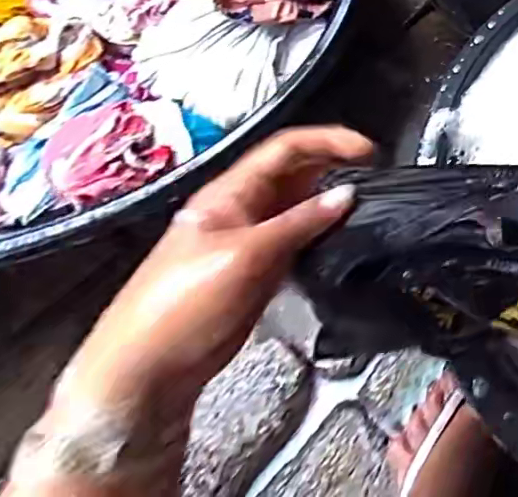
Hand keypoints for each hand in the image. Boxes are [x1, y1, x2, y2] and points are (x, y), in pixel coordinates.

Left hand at [58, 126, 374, 413]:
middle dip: (334, 166)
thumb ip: (298, 224)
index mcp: (231, 192)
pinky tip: (345, 237)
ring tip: (368, 203)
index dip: (327, 141)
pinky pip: (300, 237)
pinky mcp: (261, 268)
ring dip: (332, 200)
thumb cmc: (180, 305)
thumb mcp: (243, 257)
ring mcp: (253, 238)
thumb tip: (347, 196)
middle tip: (373, 175)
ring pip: (301, 204)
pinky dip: (323, 232)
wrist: (144, 375)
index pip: (286, 148)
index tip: (365, 149)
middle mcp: (245, 207)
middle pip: (296, 171)